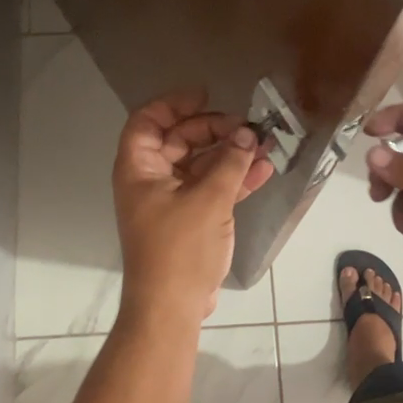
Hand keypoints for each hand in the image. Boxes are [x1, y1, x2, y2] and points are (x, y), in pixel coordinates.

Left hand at [113, 90, 274, 321]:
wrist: (172, 306)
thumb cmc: (179, 248)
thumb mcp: (208, 200)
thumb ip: (230, 162)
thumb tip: (248, 133)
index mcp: (138, 168)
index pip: (148, 120)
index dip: (174, 104)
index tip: (206, 95)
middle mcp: (150, 179)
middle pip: (179, 139)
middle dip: (213, 129)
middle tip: (246, 128)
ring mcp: (171, 200)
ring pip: (200, 163)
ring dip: (229, 153)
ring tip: (264, 145)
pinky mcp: (190, 218)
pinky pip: (211, 187)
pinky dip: (234, 178)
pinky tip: (263, 170)